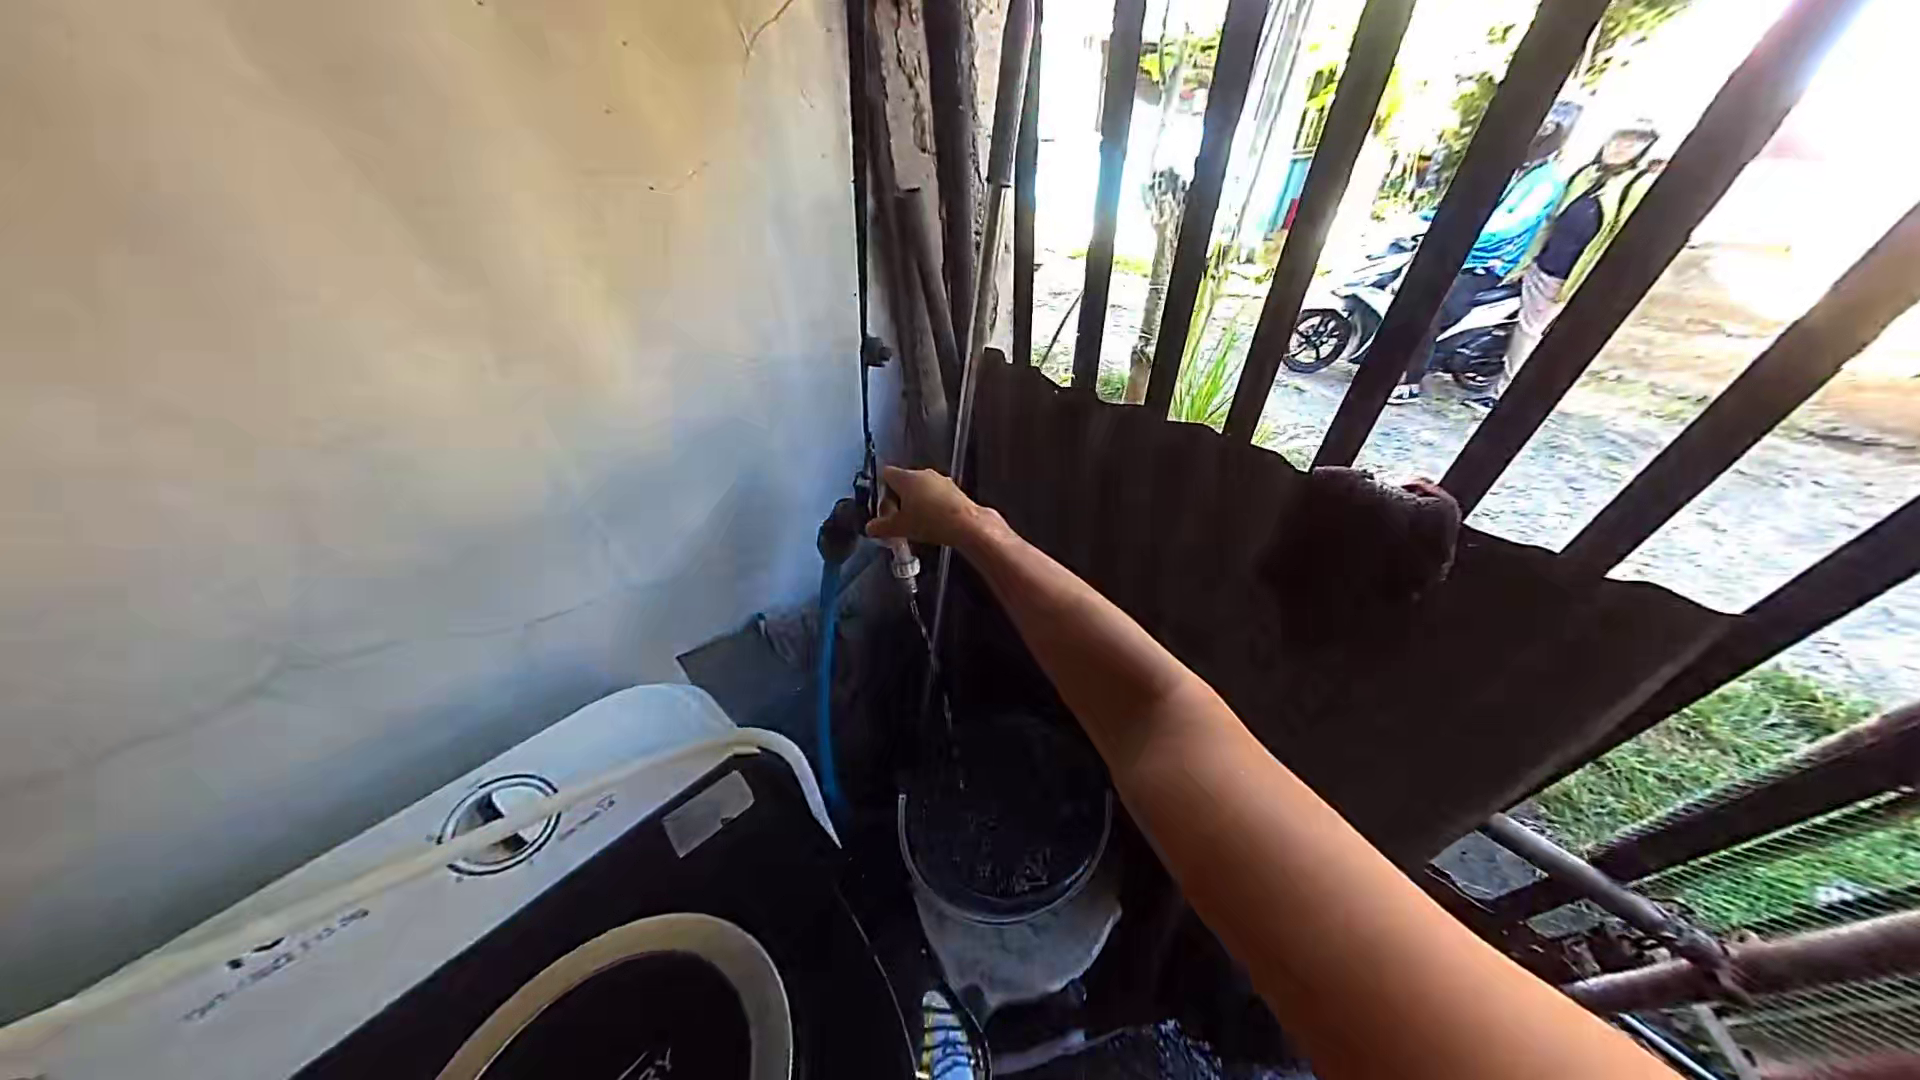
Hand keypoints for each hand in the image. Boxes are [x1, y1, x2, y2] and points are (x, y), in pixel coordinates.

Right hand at [867, 466, 995, 549]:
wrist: (966, 525)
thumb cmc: (930, 521)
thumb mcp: (900, 528)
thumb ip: (881, 527)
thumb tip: (871, 528)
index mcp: (906, 477)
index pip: (886, 474)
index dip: (881, 491)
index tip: (884, 509)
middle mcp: (923, 474)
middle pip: (903, 482)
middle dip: (898, 500)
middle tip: (898, 520)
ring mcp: (941, 481)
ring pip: (921, 489)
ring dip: (915, 504)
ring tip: (916, 524)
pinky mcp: (954, 491)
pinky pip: (936, 495)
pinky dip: (931, 506)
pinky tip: (933, 523)